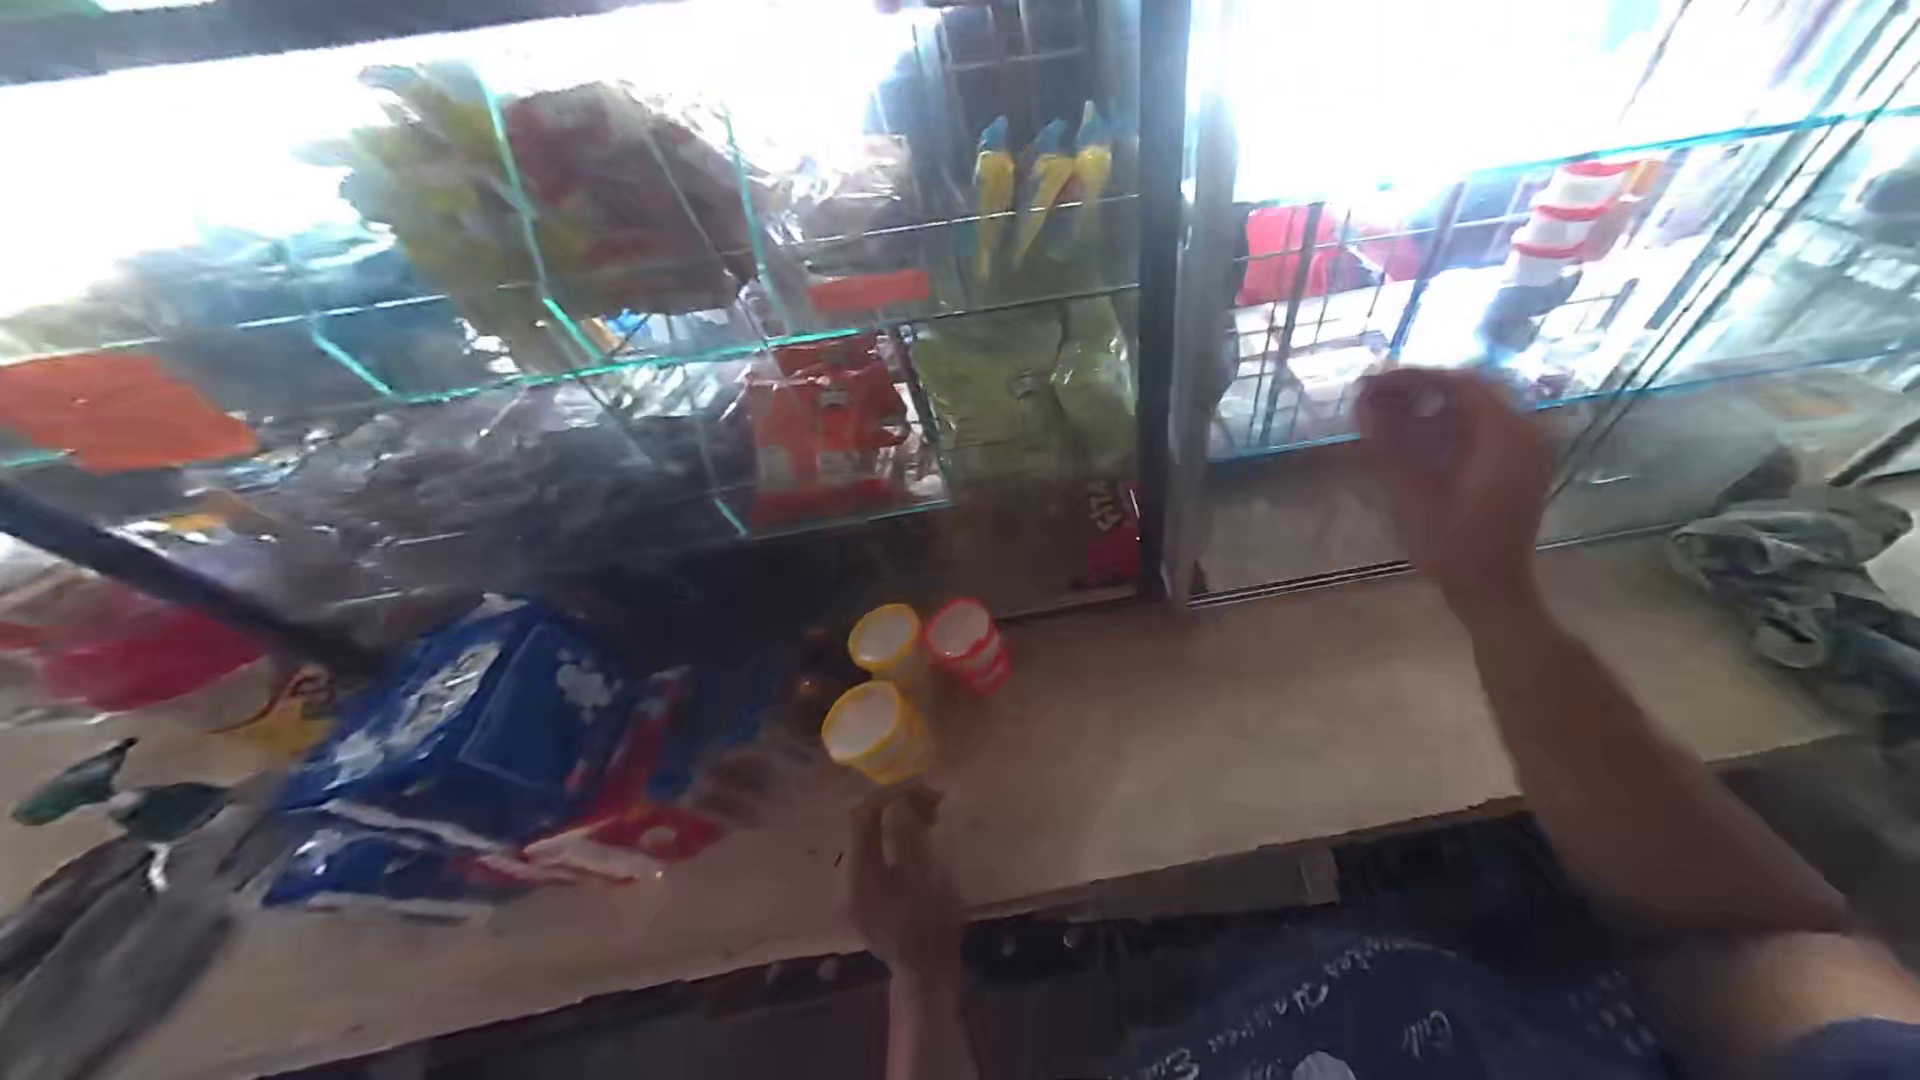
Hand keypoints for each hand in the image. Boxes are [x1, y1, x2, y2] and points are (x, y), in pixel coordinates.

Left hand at [846, 784, 962, 987]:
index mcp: (860, 875)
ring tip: (932, 814)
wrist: (927, 974)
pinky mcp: (865, 889)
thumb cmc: (933, 930)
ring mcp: (854, 885)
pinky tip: (921, 832)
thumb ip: (911, 839)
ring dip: (900, 816)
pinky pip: (876, 847)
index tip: (921, 784)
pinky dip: (897, 832)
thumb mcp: (929, 881)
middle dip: (898, 802)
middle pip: (864, 821)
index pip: (863, 816)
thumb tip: (902, 802)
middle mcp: (849, 877)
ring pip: (871, 832)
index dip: (890, 793)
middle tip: (932, 799)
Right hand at [1356, 368, 1552, 621]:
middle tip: (1370, 400)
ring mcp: (1527, 448)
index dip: (1408, 378)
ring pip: (1472, 409)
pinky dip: (1444, 427)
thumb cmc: (1449, 544)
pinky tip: (1412, 440)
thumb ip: (1386, 440)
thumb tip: (1362, 400)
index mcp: (1507, 433)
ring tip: (1383, 418)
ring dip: (1427, 408)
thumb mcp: (1409, 491)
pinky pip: (1481, 428)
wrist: (1490, 587)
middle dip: (1415, 391)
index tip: (1367, 384)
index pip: (1457, 382)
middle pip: (1467, 391)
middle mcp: (1527, 431)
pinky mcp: (1518, 464)